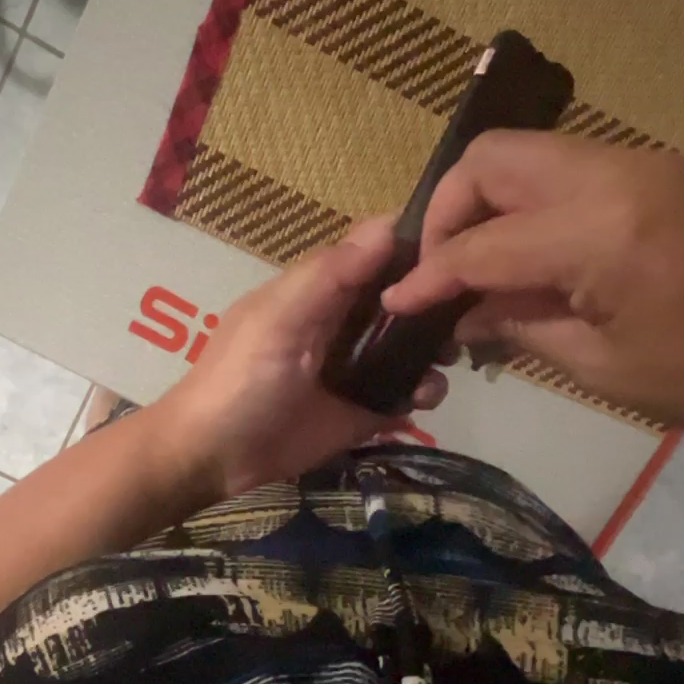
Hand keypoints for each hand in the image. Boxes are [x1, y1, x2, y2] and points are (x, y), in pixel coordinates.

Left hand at [150, 218, 449, 498]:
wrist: (212, 457)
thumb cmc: (237, 381)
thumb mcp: (278, 321)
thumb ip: (327, 276)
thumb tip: (389, 226)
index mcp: (318, 291)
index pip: (375, 253)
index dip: (416, 244)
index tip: (462, 244)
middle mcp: (341, 324)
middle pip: (401, 300)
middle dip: (436, 302)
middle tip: (471, 311)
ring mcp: (353, 370)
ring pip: (409, 348)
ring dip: (434, 349)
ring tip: (449, 358)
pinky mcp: (360, 413)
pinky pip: (402, 396)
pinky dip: (421, 394)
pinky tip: (423, 398)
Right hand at [381, 132, 683, 462]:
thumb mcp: (597, 366)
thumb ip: (517, 325)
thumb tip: (459, 315)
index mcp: (600, 231)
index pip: (480, 243)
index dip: (427, 277)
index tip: (394, 305)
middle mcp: (617, 174)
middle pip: (493, 159)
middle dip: (447, 214)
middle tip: (439, 276)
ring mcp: (645, 164)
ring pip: (530, 157)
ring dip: (488, 208)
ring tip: (479, 274)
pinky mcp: (662, 174)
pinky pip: (570, 174)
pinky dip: (531, 210)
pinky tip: (532, 264)